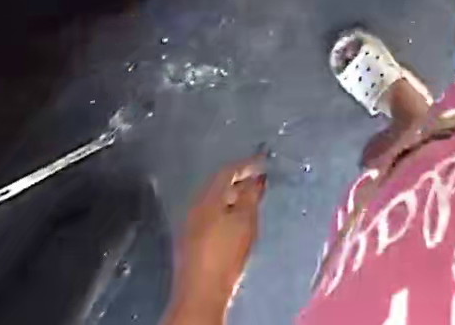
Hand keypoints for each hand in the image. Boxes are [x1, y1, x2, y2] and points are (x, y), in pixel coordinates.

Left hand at [166, 154, 267, 324]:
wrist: (200, 294)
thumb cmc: (225, 252)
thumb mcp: (245, 221)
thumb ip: (251, 196)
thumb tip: (257, 177)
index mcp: (208, 196)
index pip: (228, 171)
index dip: (246, 164)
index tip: (263, 161)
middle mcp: (196, 204)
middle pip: (219, 185)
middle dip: (239, 181)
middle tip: (258, 182)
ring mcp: (191, 223)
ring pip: (214, 201)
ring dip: (232, 198)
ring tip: (250, 203)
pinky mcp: (191, 241)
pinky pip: (210, 216)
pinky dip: (225, 212)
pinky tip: (235, 223)